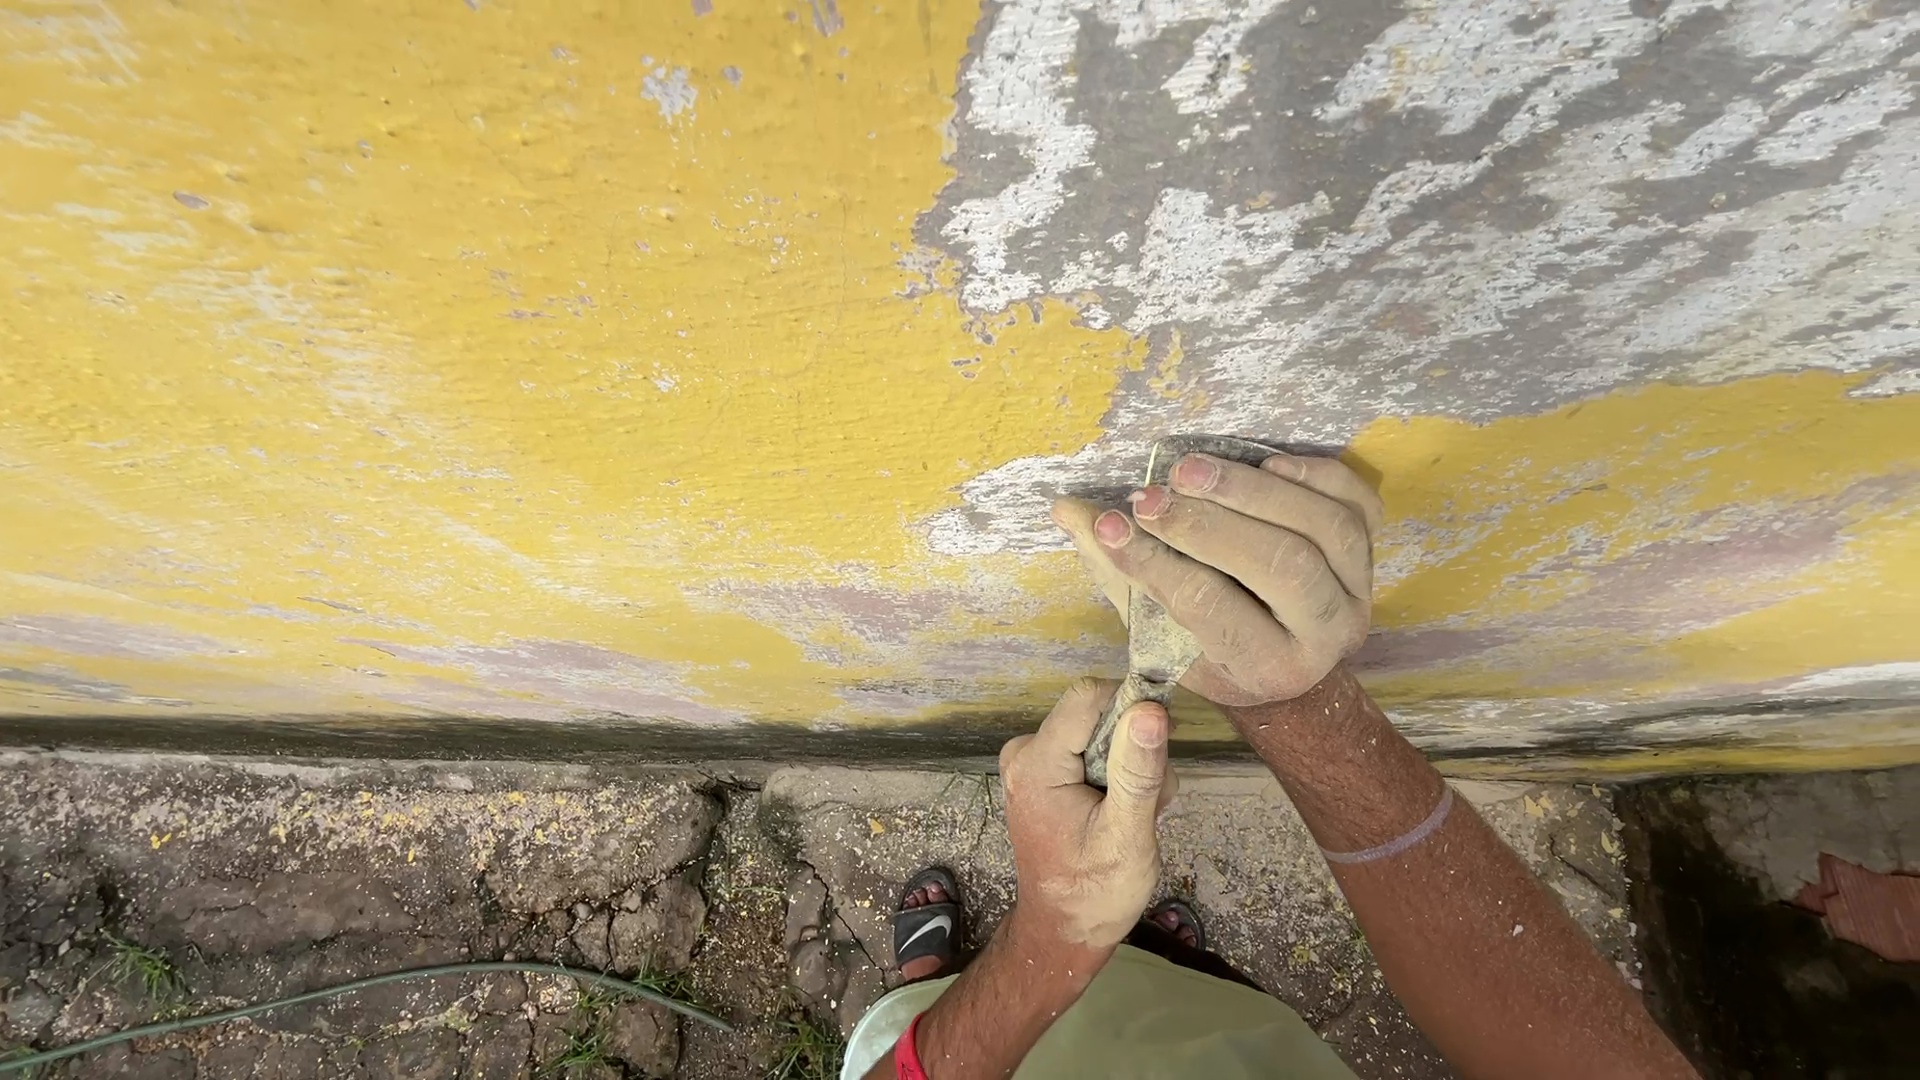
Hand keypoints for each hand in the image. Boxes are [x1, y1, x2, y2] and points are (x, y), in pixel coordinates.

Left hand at [999, 679, 1171, 947]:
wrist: (1063, 930)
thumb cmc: (1095, 893)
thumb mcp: (1127, 837)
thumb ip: (1138, 771)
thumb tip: (1149, 708)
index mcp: (1036, 763)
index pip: (1088, 696)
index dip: (1131, 707)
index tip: (1163, 740)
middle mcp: (1024, 751)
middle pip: (1095, 714)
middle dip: (1132, 748)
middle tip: (1148, 801)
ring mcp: (1029, 759)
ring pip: (1097, 732)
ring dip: (1127, 766)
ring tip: (1133, 815)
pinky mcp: (1040, 769)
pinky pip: (1087, 748)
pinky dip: (1112, 773)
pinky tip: (1117, 811)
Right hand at [1051, 452, 1383, 706]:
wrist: (1283, 662)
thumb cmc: (1207, 649)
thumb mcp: (1155, 627)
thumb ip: (1115, 569)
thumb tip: (1066, 509)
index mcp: (1267, 666)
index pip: (1207, 606)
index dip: (1155, 562)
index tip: (1110, 523)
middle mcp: (1326, 634)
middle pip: (1279, 563)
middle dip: (1208, 523)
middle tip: (1151, 496)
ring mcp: (1359, 590)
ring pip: (1322, 527)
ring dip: (1251, 490)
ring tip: (1189, 469)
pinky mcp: (1372, 553)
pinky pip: (1357, 502)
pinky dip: (1313, 473)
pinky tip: (1263, 460)